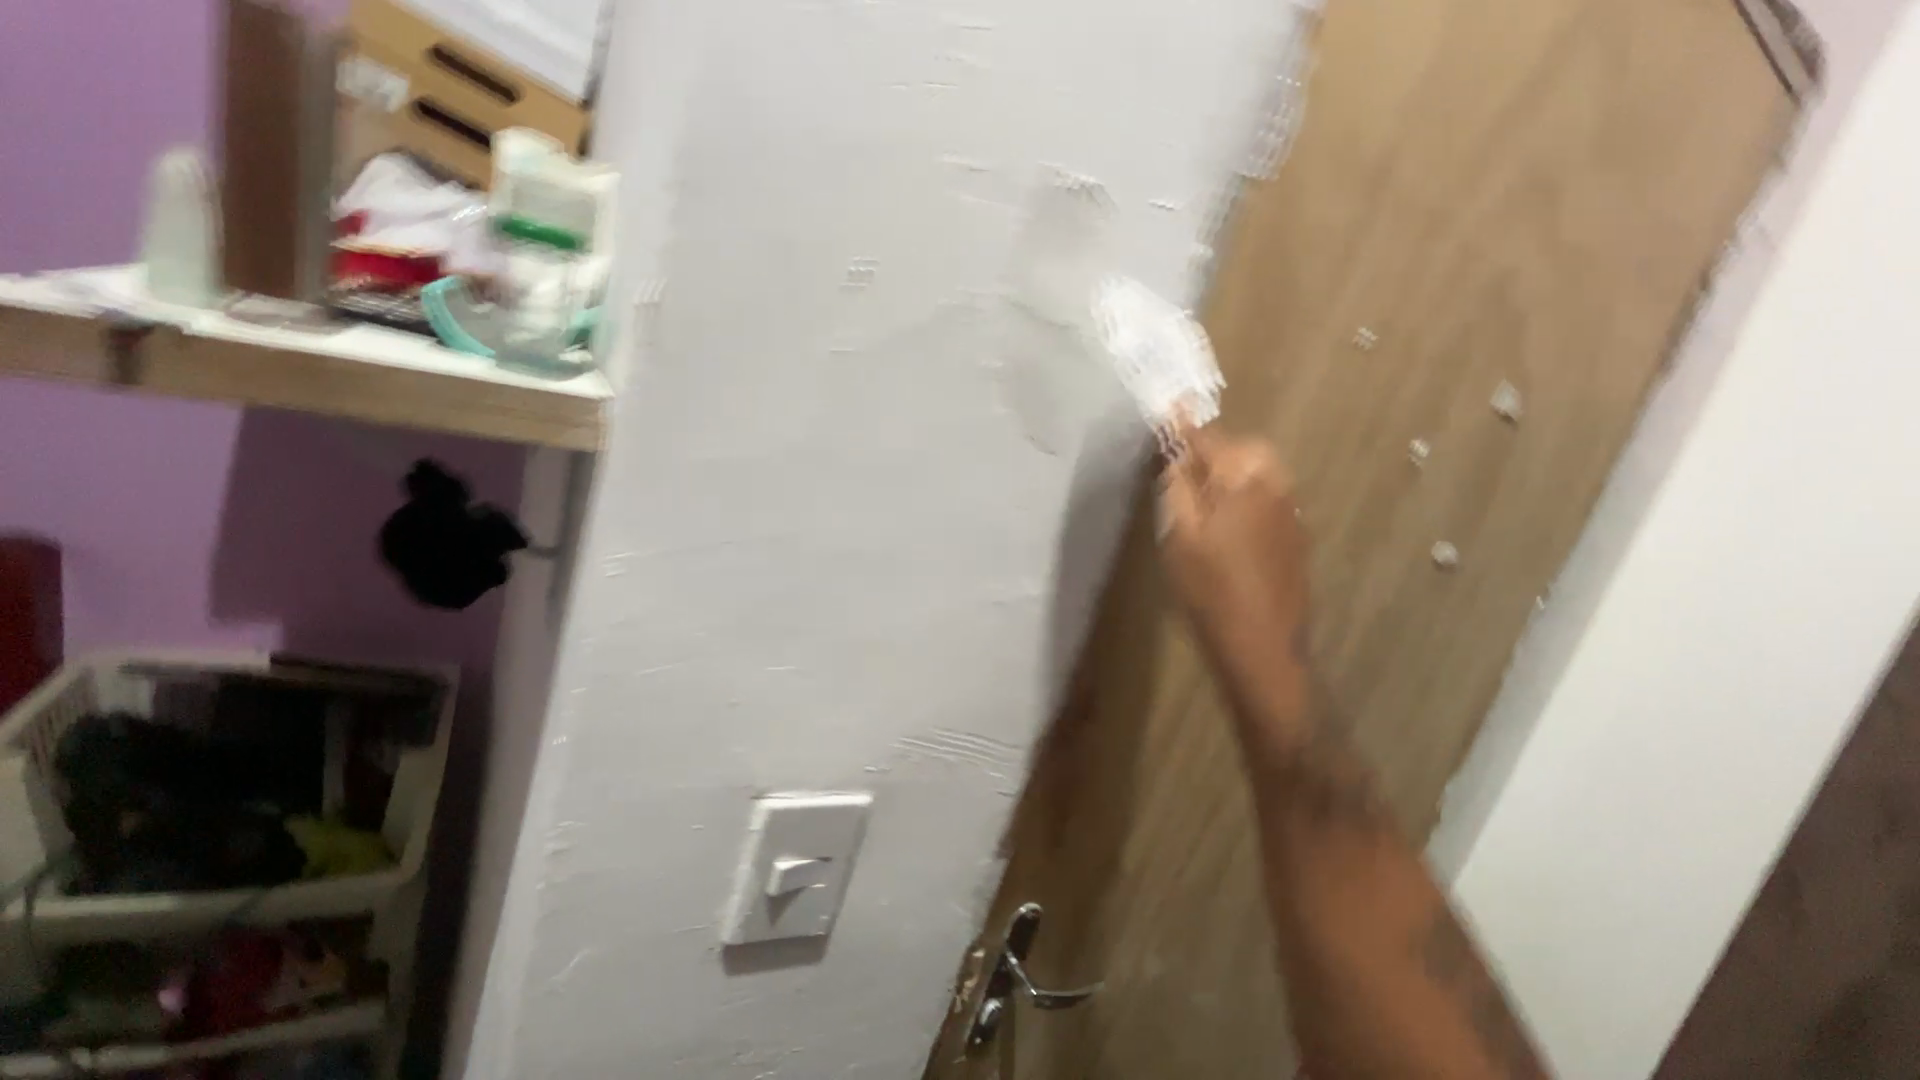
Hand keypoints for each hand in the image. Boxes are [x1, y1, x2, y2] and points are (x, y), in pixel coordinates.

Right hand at [1157, 420, 1312, 699]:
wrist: (1261, 646)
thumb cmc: (1210, 589)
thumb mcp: (1179, 532)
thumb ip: (1178, 480)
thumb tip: (1175, 440)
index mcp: (1247, 476)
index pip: (1209, 437)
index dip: (1183, 429)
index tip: (1166, 413)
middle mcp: (1277, 483)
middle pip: (1240, 451)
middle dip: (1211, 454)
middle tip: (1178, 475)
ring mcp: (1292, 511)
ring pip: (1255, 475)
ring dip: (1228, 478)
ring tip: (1199, 505)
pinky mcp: (1296, 536)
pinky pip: (1266, 500)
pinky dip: (1243, 501)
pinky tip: (1225, 532)